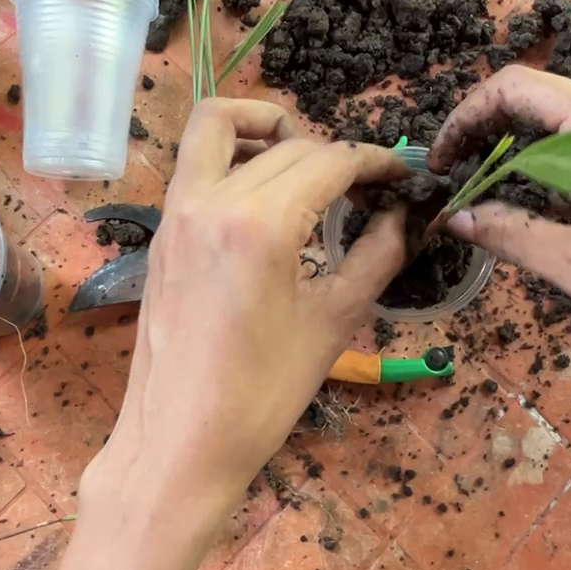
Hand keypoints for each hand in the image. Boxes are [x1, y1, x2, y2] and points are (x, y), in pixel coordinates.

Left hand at [81, 98, 407, 534]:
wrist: (178, 443)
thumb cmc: (263, 393)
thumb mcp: (333, 322)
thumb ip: (377, 255)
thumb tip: (407, 215)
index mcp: (260, 223)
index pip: (330, 161)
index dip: (376, 162)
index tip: (402, 175)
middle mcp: (211, 199)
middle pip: (286, 142)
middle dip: (334, 152)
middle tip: (364, 185)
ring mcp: (177, 211)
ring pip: (217, 126)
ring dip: (264, 125)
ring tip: (303, 162)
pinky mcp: (163, 230)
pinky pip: (195, 163)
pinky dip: (232, 154)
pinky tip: (265, 198)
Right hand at [428, 66, 570, 410]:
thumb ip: (511, 234)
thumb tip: (455, 217)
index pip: (517, 87)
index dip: (465, 119)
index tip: (438, 163)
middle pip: (548, 101)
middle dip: (494, 138)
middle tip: (461, 188)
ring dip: (532, 157)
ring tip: (499, 201)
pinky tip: (559, 206)